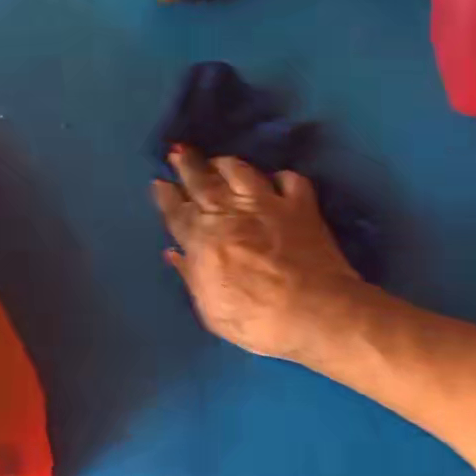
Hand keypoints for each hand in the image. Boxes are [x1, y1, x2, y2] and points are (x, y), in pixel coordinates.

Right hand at [152, 146, 363, 360]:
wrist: (316, 313)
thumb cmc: (259, 322)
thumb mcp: (213, 312)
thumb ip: (192, 278)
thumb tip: (175, 253)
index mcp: (204, 240)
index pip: (177, 211)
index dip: (166, 196)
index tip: (159, 183)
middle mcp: (231, 213)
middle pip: (203, 181)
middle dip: (187, 164)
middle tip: (178, 152)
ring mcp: (269, 204)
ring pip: (240, 170)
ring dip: (225, 163)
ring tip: (218, 162)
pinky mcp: (301, 205)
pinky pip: (289, 180)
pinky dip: (280, 178)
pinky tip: (276, 182)